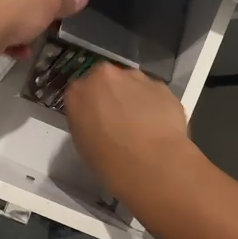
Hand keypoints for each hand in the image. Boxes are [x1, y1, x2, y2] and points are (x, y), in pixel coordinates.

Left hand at [0, 0, 87, 52]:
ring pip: (12, 8)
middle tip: (49, 24)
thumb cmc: (20, 6)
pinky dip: (8, 38)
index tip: (60, 3)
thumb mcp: (52, 4)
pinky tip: (17, 53)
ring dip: (23, 27)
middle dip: (37, 9)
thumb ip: (68, 0)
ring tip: (31, 43)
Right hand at [64, 63, 199, 194]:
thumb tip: (98, 119)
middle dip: (112, 95)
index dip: (91, 106)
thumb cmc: (110, 161)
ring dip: (134, 97)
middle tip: (119, 119)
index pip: (80, 92)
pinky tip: (159, 125)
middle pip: (106, 80)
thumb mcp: (83, 143)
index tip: (97, 120)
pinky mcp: (160, 84)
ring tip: (143, 124)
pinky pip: (153, 92)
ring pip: (131, 83)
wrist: (152, 162)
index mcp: (78, 92)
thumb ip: (86, 121)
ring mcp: (134, 77)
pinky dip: (154, 104)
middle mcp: (103, 77)